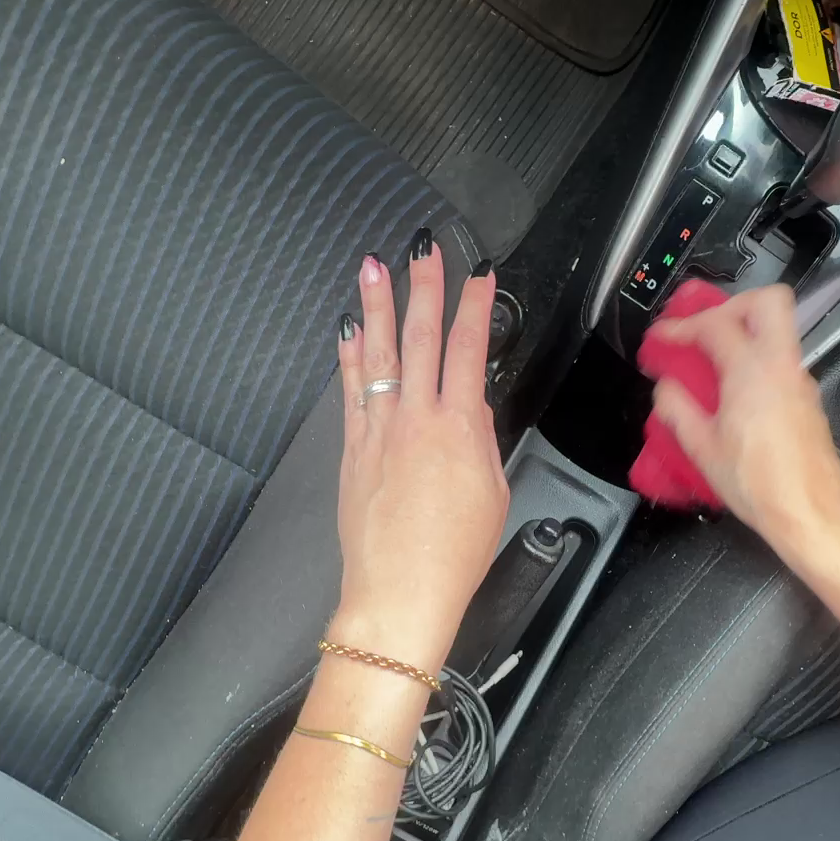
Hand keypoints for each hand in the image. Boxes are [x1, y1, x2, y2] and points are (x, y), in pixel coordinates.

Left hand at [333, 238, 508, 672]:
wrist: (399, 592)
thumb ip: (482, 444)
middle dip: (425, 287)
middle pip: (421, 338)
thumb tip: (473, 413)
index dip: (476, 307)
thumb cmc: (454, 554)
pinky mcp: (353, 450)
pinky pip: (351, 391)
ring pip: (378, 355)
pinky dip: (349, 357)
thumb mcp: (492, 494)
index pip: (470, 350)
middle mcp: (415, 419)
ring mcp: (378, 431)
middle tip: (424, 248)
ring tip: (373, 266)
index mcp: (460, 429)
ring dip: (377, 307)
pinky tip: (347, 330)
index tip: (480, 276)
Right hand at [648, 285, 839, 554]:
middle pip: (766, 302)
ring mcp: (800, 381)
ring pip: (777, 330)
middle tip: (702, 327)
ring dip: (743, 334)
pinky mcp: (807, 400)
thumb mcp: (701, 449)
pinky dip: (756, 363)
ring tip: (712, 359)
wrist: (807, 512)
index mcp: (751, 372)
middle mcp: (782, 368)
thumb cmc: (762, 486)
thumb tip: (666, 391)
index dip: (680, 326)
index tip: (663, 336)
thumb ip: (677, 410)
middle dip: (728, 306)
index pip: (714, 325)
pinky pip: (781, 362)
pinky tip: (734, 392)